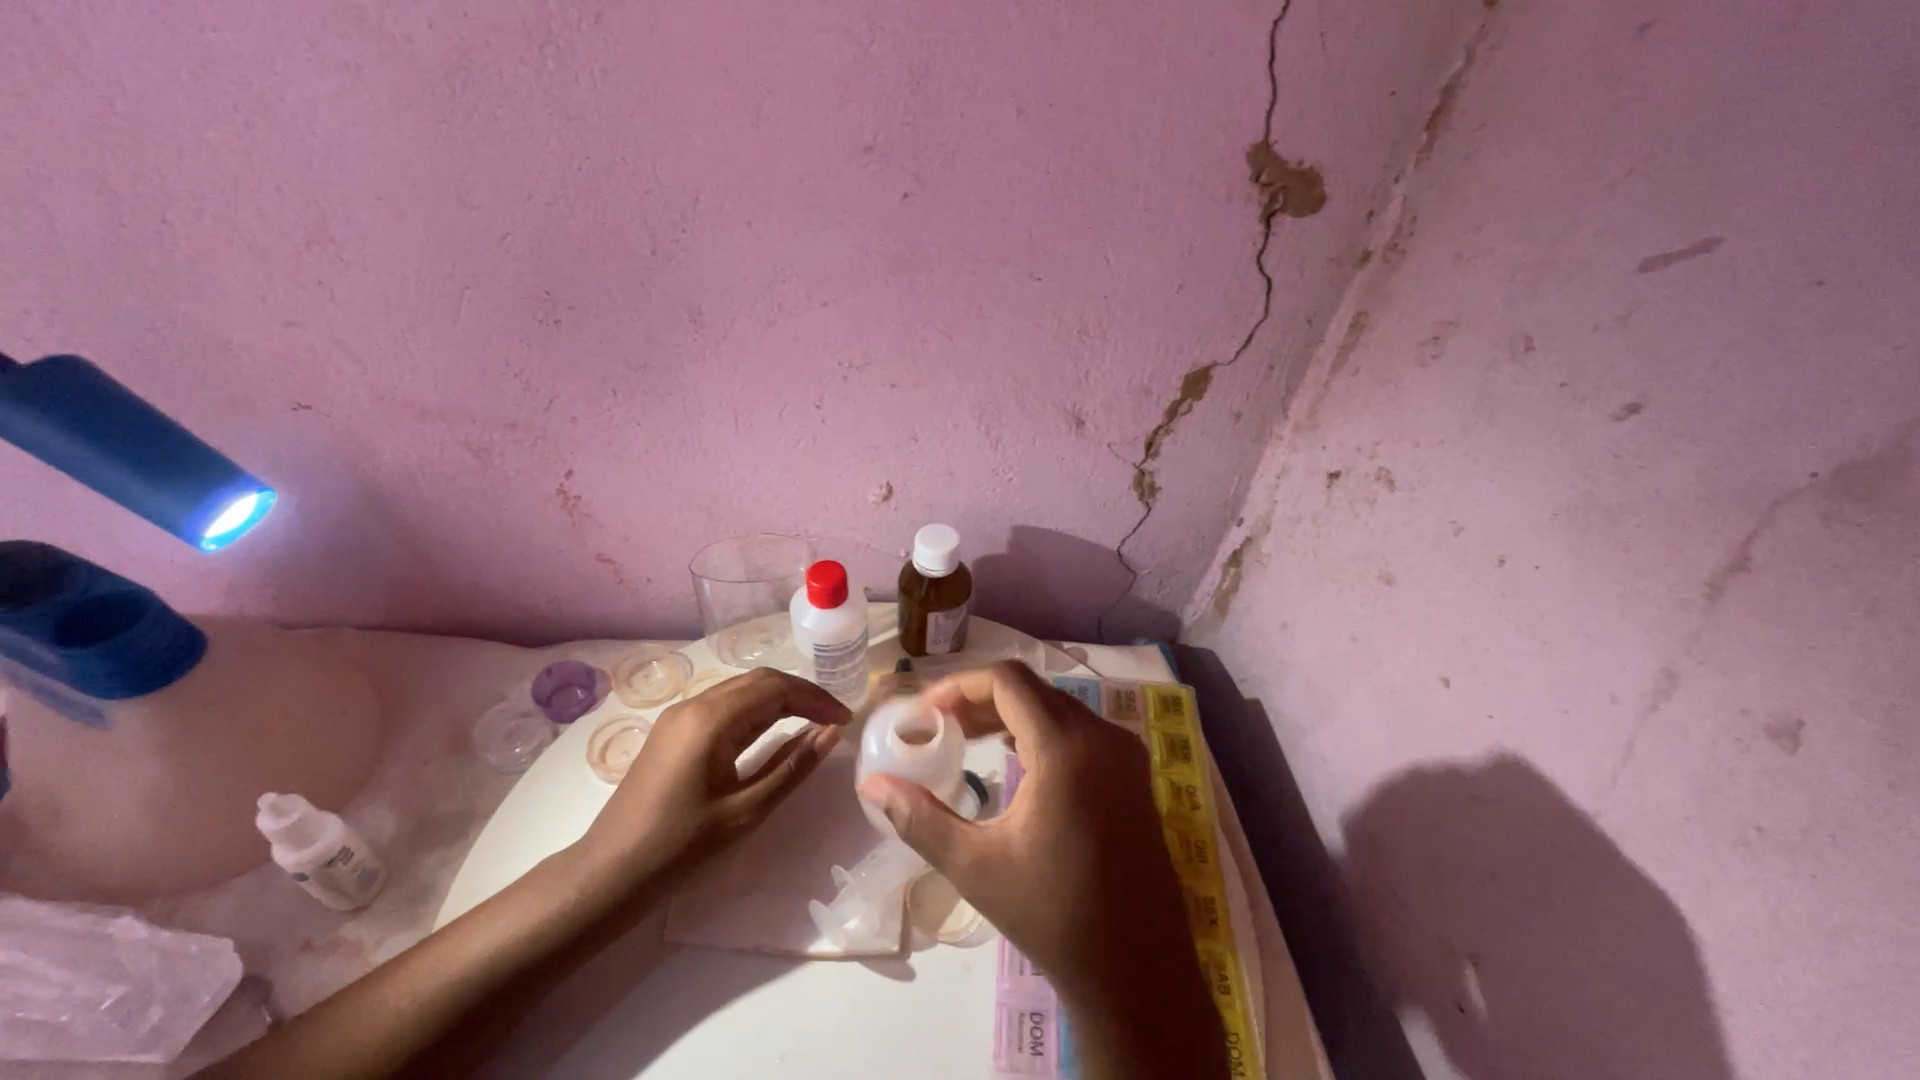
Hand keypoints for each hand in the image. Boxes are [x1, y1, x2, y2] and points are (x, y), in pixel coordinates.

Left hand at [575, 667, 850, 892]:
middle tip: (832, 720)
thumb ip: (792, 767)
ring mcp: (678, 718)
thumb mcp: (748, 809)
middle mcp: (693, 705)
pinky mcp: (671, 734)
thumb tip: (830, 733)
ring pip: (739, 692)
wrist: (611, 872)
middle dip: (800, 694)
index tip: (845, 720)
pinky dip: (755, 713)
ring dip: (778, 701)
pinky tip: (771, 733)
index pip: (775, 687)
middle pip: (758, 681)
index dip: (815, 699)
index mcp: (711, 719)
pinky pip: (722, 708)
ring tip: (811, 724)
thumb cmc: (682, 845)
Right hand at [858, 662, 1226, 1078]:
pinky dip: (1040, 731)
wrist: (1137, 969)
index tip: (926, 713)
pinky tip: (1013, 759)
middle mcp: (1103, 738)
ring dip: (1010, 714)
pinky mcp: (1134, 775)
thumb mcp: (976, 866)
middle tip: (937, 727)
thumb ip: (919, 818)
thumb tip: (871, 785)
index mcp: (1067, 750)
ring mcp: (1126, 755)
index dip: (960, 685)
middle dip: (979, 699)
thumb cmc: (1053, 917)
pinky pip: (1081, 730)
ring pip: (1058, 707)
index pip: (1008, 681)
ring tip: (965, 739)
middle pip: (1033, 690)